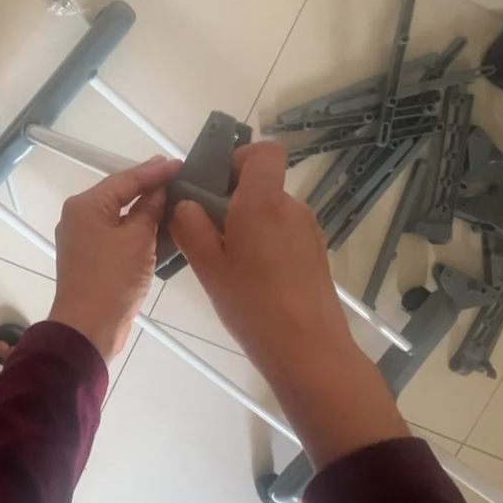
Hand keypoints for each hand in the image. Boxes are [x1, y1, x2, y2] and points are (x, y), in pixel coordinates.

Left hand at [48, 155, 180, 359]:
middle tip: (182, 178)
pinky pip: (118, 236)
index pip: (125, 179)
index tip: (181, 163)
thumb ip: (149, 210)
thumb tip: (159, 191)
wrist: (89, 327)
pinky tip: (163, 229)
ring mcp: (84, 240)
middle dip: (150, 188)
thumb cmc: (113, 278)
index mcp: (86, 206)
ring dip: (147, 211)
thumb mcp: (138, 239)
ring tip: (178, 200)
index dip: (155, 171)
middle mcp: (80, 217)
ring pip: (120, 217)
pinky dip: (138, 231)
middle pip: (120, 195)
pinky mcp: (92, 259)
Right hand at [170, 142, 406, 466]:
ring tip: (225, 264)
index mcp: (263, 203)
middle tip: (205, 234)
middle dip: (231, 200)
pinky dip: (263, 246)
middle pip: (262, 185)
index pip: (264, 151)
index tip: (213, 185)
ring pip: (270, 213)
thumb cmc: (253, 305)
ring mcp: (308, 233)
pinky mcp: (314, 256)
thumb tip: (188, 205)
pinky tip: (249, 281)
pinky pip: (283, 235)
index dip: (238, 157)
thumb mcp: (208, 267)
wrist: (309, 351)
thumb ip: (192, 227)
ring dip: (246, 226)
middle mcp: (292, 209)